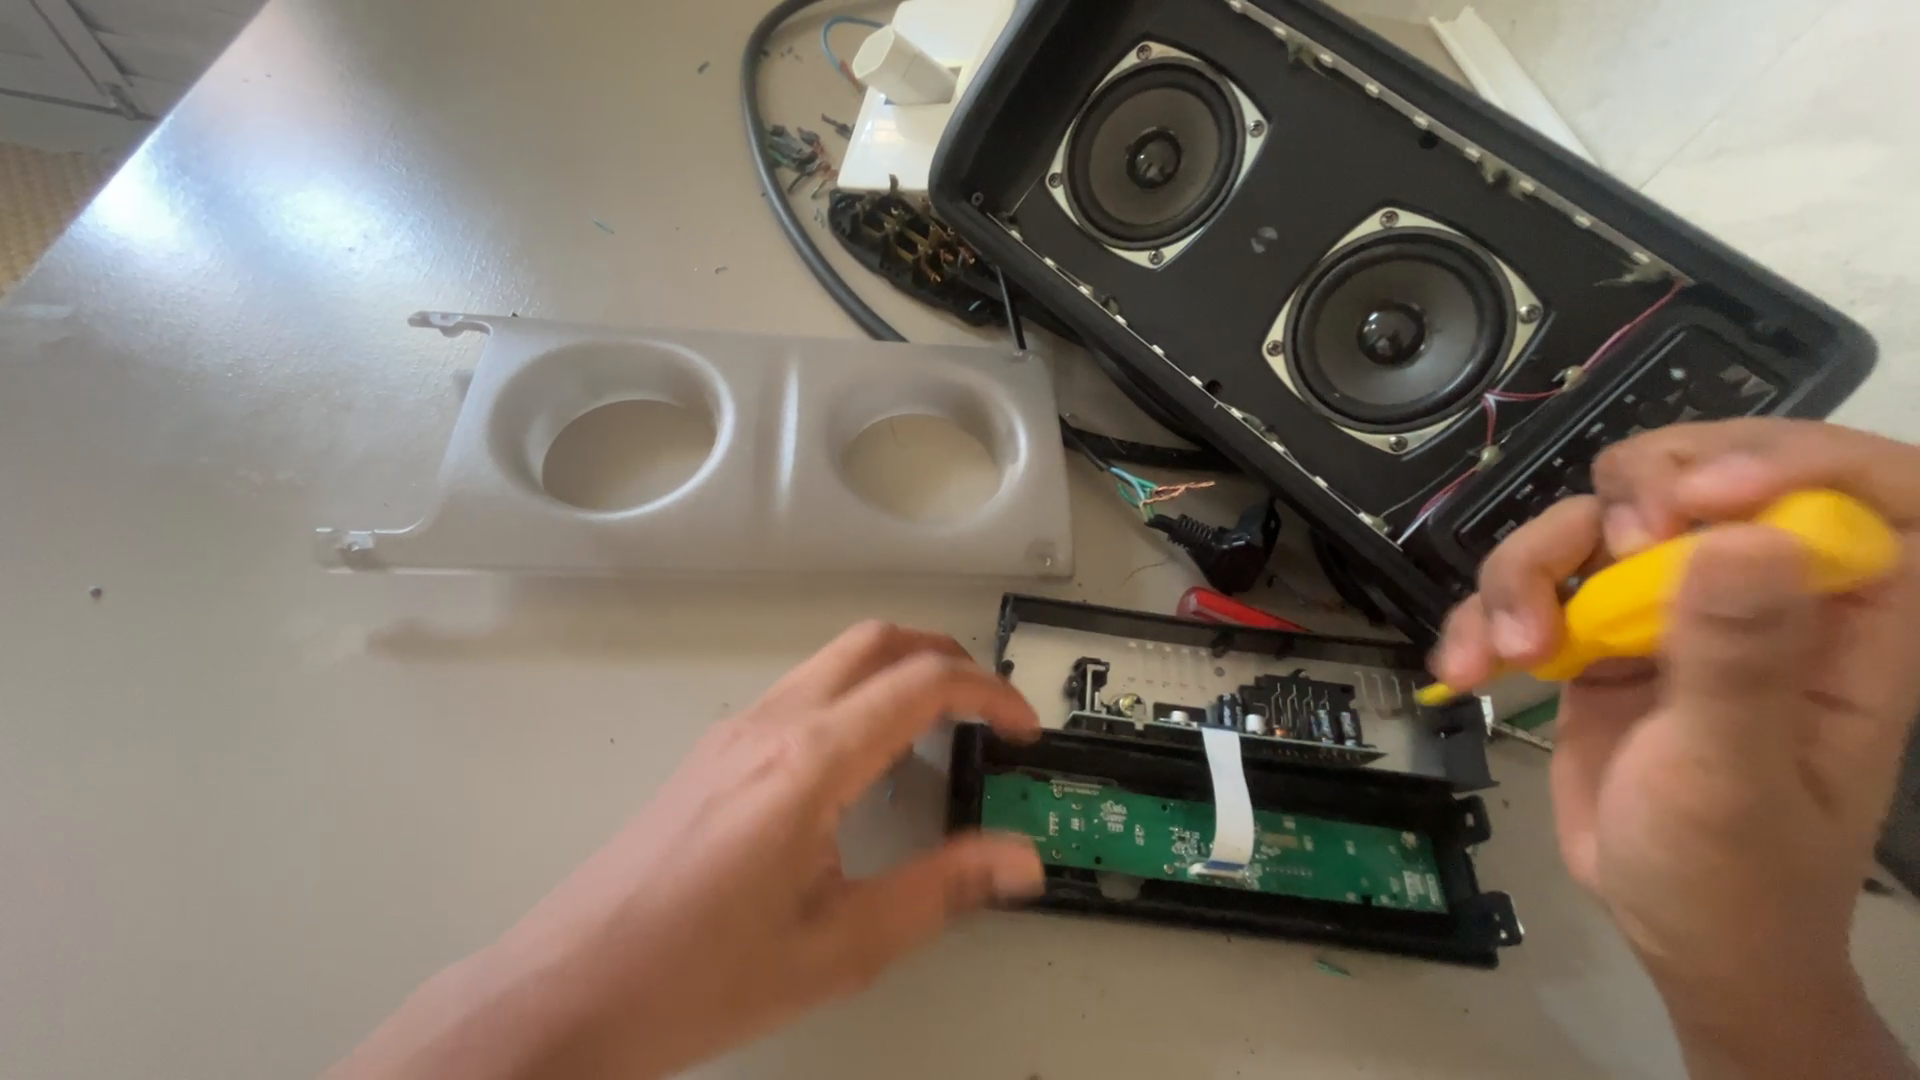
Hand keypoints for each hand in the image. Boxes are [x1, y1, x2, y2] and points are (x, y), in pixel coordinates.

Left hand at [330, 622, 1044, 1079]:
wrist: (568, 990)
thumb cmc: (703, 976)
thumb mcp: (840, 948)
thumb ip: (940, 892)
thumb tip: (1023, 861)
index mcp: (810, 762)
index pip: (921, 685)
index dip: (990, 693)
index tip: (1025, 730)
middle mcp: (773, 723)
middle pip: (876, 641)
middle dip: (947, 656)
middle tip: (990, 708)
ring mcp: (737, 728)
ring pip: (837, 657)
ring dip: (901, 669)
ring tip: (942, 726)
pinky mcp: (716, 747)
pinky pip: (806, 688)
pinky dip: (860, 692)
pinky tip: (867, 759)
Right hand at [1434, 419, 1919, 1077]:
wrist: (1666, 926)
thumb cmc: (1734, 872)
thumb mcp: (1733, 772)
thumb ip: (1738, 660)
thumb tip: (1742, 537)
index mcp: (1838, 622)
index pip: (1855, 491)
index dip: (1779, 461)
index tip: (1688, 502)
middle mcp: (1744, 599)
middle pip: (1681, 483)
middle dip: (1621, 503)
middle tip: (1596, 557)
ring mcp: (1656, 616)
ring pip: (1579, 533)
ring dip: (1521, 577)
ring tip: (1504, 652)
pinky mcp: (1586, 641)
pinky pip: (1521, 594)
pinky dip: (1479, 623)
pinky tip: (1465, 670)